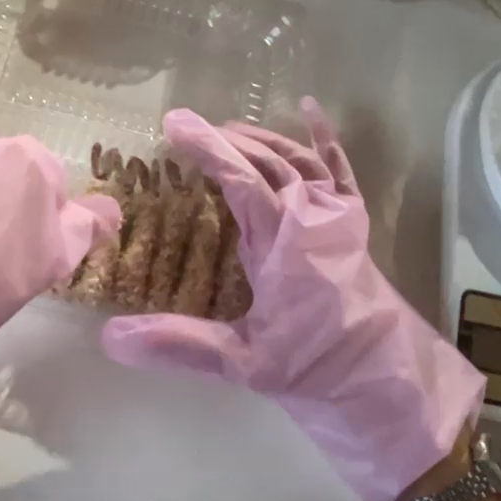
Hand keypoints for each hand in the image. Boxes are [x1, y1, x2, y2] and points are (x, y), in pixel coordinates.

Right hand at [101, 99, 485, 500]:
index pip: (242, 182)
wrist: (389, 387)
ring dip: (264, 140)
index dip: (208, 150)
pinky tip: (310, 113)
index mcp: (284, 245)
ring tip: (229, 129)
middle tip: (188, 127)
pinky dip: (326, 141)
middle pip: (269, 164)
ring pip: (300, 163)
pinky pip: (341, 174)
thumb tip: (111, 337)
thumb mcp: (244, 363)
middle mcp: (312, 222)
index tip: (174, 125)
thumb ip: (180, 346)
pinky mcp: (351, 229)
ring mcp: (337, 222)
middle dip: (227, 140)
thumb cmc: (316, 371)